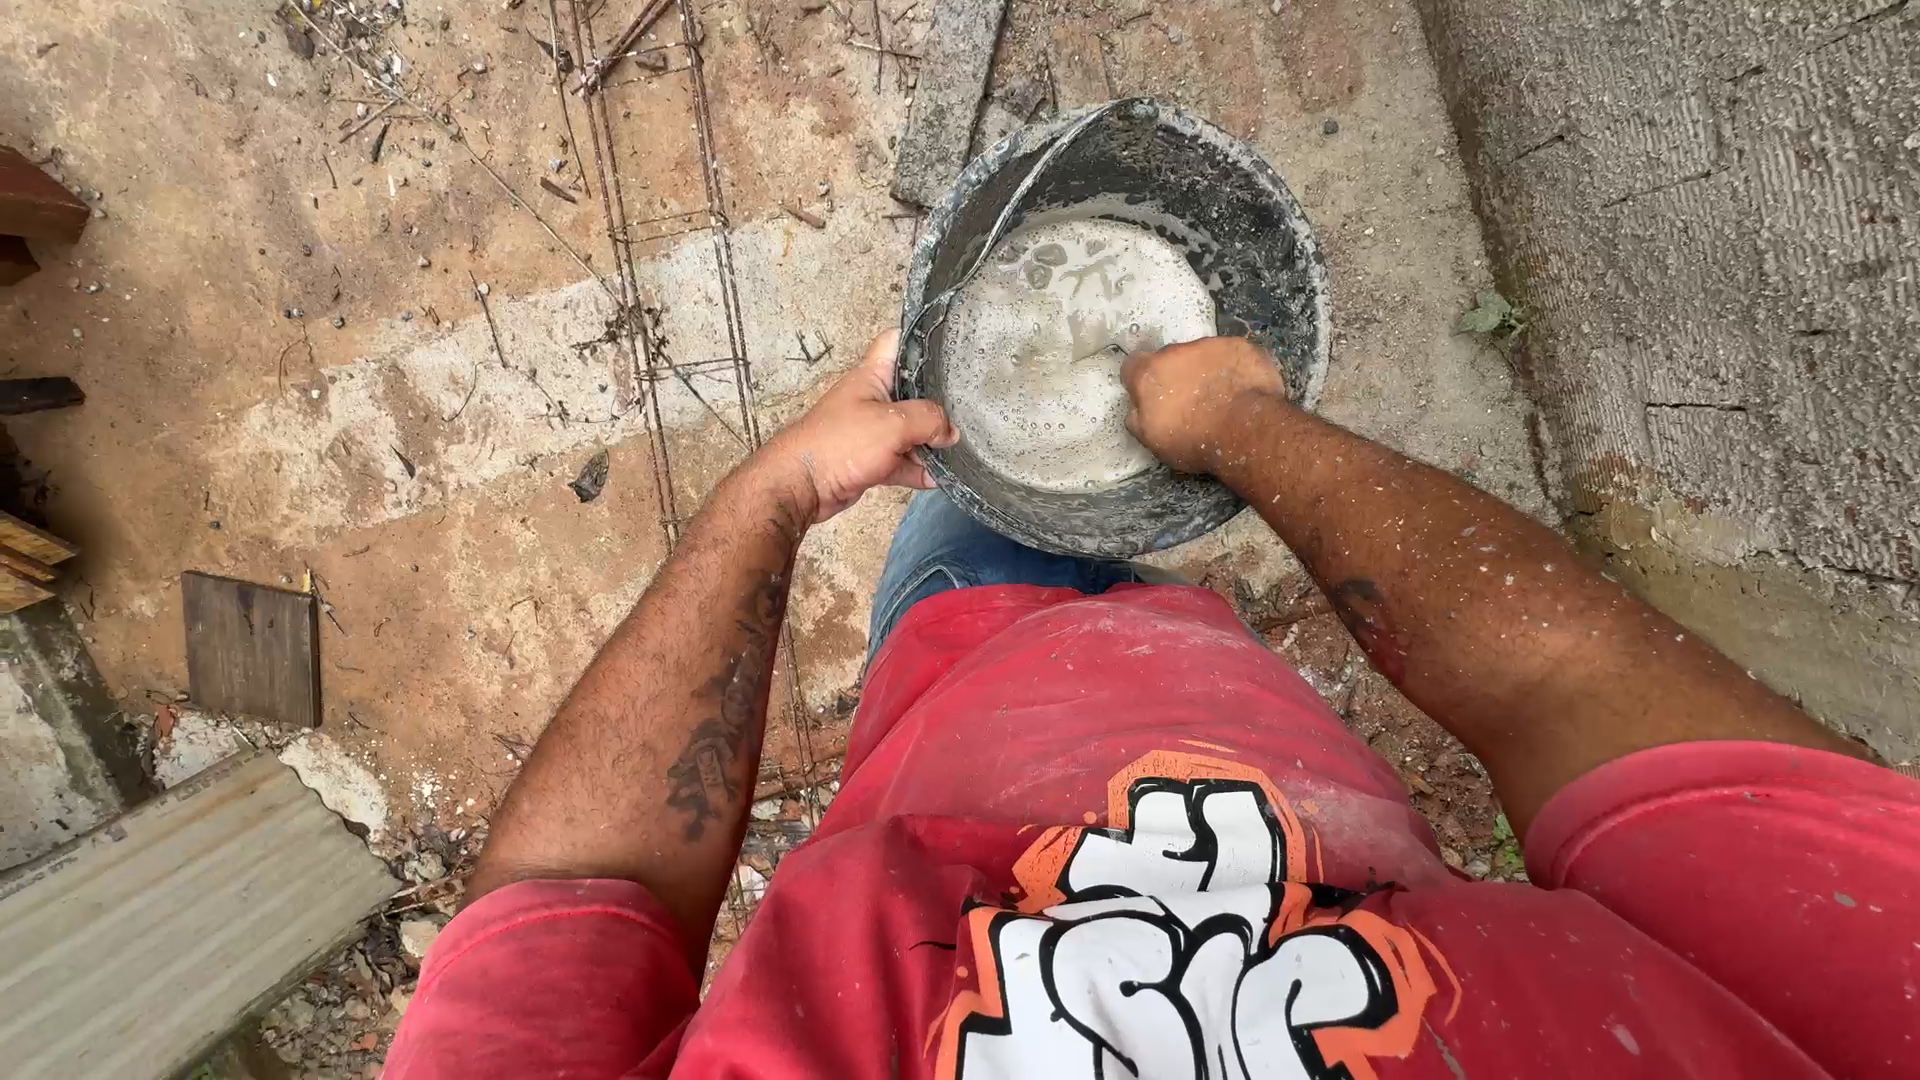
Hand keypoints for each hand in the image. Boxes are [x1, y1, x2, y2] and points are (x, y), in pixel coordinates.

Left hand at [756, 329, 960, 523]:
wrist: (803, 485)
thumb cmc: (838, 444)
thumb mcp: (893, 424)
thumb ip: (929, 421)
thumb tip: (949, 431)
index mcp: (872, 376)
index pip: (896, 342)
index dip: (919, 338)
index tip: (947, 343)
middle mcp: (872, 399)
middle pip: (912, 392)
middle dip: (936, 402)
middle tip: (964, 407)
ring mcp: (871, 431)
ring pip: (910, 431)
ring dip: (929, 442)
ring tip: (955, 449)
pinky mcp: (870, 459)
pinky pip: (901, 461)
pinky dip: (917, 469)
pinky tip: (936, 477)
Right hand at [1120, 336, 1290, 474]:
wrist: (1245, 430)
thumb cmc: (1193, 440)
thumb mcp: (1152, 440)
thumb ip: (1137, 417)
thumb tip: (1136, 408)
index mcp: (1148, 374)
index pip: (1132, 366)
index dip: (1140, 381)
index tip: (1151, 397)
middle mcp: (1174, 352)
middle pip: (1168, 358)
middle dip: (1175, 374)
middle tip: (1189, 401)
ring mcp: (1209, 345)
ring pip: (1201, 354)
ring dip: (1205, 370)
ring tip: (1220, 396)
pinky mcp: (1240, 345)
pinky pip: (1231, 354)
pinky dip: (1233, 367)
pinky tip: (1241, 388)